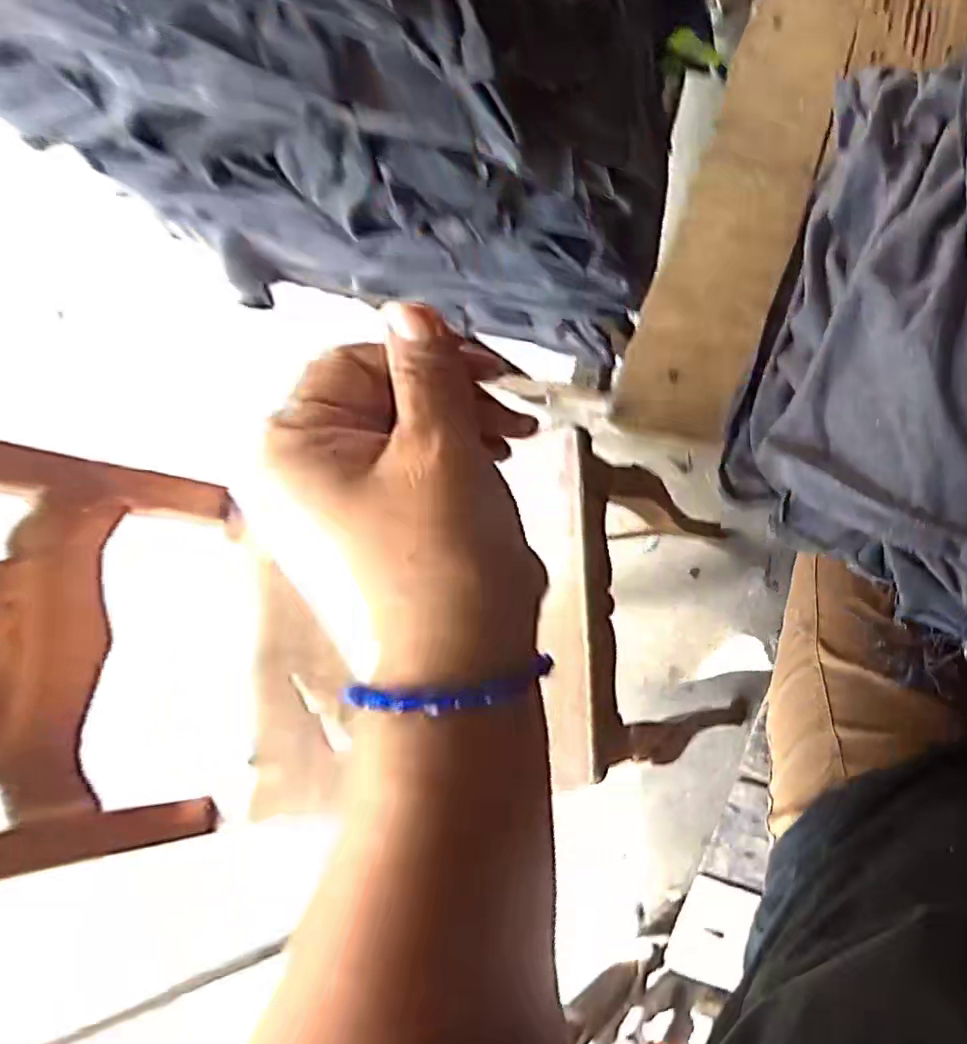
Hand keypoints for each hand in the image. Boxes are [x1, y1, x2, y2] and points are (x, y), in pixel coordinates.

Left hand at [254, 303, 545, 686]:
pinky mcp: (381, 523)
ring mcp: (339, 499)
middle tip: (517, 416)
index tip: (500, 374)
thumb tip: (412, 310)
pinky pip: (412, 467)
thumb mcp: (442, 451)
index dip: (429, 358)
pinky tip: (494, 466)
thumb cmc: (445, 548)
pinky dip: (457, 457)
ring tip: (514, 442)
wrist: (461, 650)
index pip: (355, 362)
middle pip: (379, 396)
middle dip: (454, 397)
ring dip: (464, 425)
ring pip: (403, 432)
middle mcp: (299, 465)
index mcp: (288, 441)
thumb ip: (429, 378)